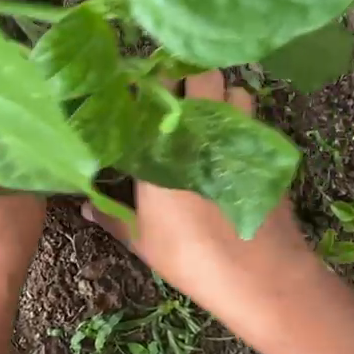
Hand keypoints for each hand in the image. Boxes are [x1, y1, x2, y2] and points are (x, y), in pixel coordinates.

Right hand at [81, 72, 317, 315]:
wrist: (259, 276)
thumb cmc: (189, 255)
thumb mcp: (142, 240)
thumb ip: (112, 218)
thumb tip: (85, 207)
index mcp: (165, 145)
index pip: (157, 91)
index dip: (150, 82)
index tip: (139, 88)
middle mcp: (205, 131)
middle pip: (203, 77)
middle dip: (191, 78)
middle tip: (176, 96)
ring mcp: (241, 140)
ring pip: (238, 94)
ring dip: (224, 97)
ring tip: (209, 116)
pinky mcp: (267, 156)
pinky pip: (255, 125)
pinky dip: (243, 126)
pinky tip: (230, 149)